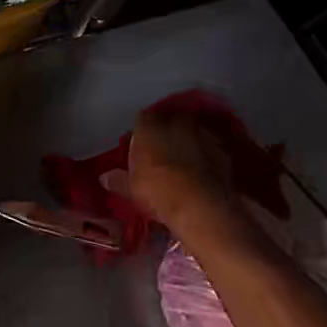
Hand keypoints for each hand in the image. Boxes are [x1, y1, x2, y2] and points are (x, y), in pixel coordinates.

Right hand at [127, 107, 242, 238]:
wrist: (202, 207)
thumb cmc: (159, 193)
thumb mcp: (133, 189)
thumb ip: (119, 180)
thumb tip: (104, 177)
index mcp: (149, 127)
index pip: (142, 120)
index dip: (141, 131)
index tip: (140, 145)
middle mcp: (176, 122)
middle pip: (168, 120)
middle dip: (166, 131)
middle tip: (163, 150)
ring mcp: (201, 132)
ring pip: (191, 130)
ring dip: (189, 140)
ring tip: (186, 159)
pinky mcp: (222, 147)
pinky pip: (211, 144)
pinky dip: (207, 152)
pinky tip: (205, 168)